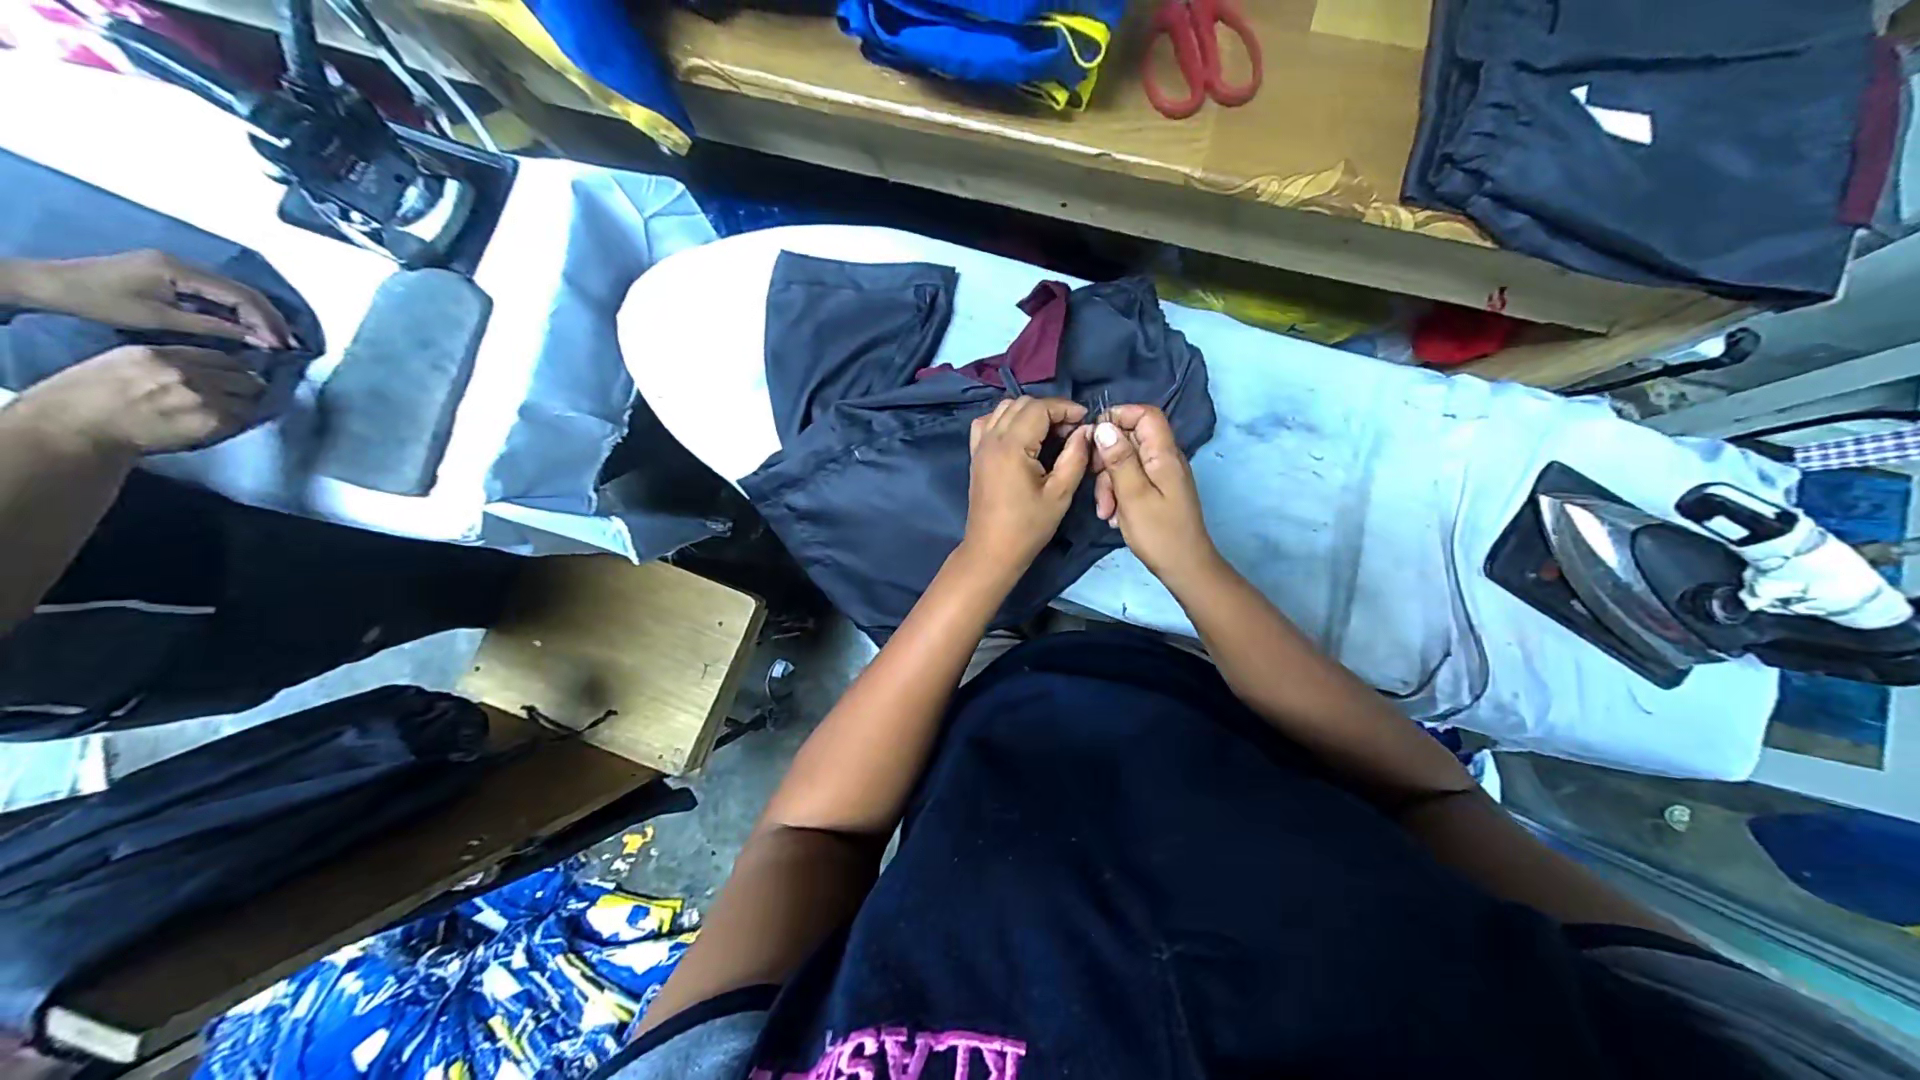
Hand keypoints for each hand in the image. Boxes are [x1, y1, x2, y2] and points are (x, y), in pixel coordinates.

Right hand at [5, 345, 268, 456]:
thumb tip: (203, 368)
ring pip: (249, 398)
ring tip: (237, 411)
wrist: (75, 429)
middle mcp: (187, 372)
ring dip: (247, 405)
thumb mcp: (122, 363)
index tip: (237, 377)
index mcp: (160, 354)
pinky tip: (231, 424)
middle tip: (243, 396)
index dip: (234, 368)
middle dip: (247, 386)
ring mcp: (204, 397)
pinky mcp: (213, 421)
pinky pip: (243, 419)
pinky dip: (241, 421)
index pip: (221, 357)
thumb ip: (165, 362)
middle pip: (243, 377)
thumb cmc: (85, 398)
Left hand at [25, 250, 291, 348]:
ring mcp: (179, 268)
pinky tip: (248, 328)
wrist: (48, 285)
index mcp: (181, 270)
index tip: (282, 345)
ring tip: (274, 339)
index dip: (265, 320)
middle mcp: (185, 264)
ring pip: (233, 293)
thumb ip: (212, 326)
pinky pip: (217, 294)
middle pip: (242, 291)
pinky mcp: (173, 276)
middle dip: (269, 318)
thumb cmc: (100, 302)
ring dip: (257, 316)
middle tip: (289, 344)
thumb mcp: (159, 318)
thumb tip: (258, 339)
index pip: (239, 295)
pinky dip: (237, 312)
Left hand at [963, 396, 1092, 568]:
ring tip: (1049, 433)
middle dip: (1049, 410)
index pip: (1039, 408)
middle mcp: (992, 439)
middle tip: (1070, 430)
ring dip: (1029, 412)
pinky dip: (1006, 420)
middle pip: (1022, 404)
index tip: (1084, 421)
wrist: (992, 550)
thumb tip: (1086, 430)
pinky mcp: (975, 455)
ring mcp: (980, 446)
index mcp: (1012, 446)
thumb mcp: (1060, 493)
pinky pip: (988, 423)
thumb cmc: (1028, 527)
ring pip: (1004, 408)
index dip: (1065, 408)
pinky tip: (1021, 436)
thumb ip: (1076, 456)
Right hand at [1091, 404, 1220, 586]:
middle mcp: (1165, 459)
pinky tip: (1112, 516)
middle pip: (1131, 438)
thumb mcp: (1132, 495)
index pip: (1145, 415)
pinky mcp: (1157, 491)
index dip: (1119, 416)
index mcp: (1164, 455)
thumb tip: (1104, 426)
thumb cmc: (1159, 533)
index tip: (1095, 436)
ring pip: (1127, 462)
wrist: (1184, 567)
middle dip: (1107, 457)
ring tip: (1105, 510)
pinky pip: (1131, 480)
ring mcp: (1161, 476)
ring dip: (1108, 482)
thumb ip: (1119, 459)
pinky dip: (1118, 493)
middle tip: (1094, 480)